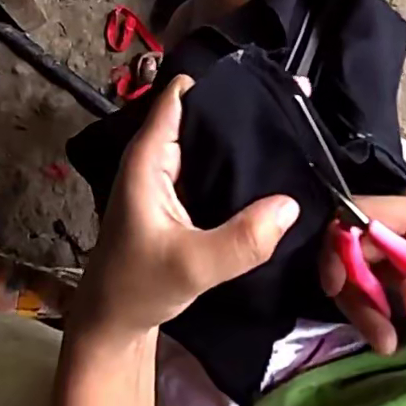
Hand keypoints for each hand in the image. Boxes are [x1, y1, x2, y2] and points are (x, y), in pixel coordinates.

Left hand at [73, 75, 301, 339]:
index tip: (263, 82)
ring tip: (288, 133)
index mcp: (148, 157)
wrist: (114, 323)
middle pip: (197, 114)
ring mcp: (168, 176)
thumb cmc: (139, 287)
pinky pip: (209, 166)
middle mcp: (156, 157)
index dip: (216, 83)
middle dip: (237, 110)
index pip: (179, 96)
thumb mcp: (193, 266)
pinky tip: (267, 169)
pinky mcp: (179, 196)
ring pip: (205, 141)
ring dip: (238, 139)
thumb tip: (291, 205)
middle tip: (290, 108)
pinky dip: (233, 164)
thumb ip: (241, 240)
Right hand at [319, 190, 405, 360]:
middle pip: (351, 237)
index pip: (361, 211)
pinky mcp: (400, 259)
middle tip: (376, 332)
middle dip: (352, 285)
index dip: (340, 244)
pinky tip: (387, 331)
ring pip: (352, 258)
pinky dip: (366, 304)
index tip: (339, 289)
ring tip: (385, 340)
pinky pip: (364, 274)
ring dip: (359, 301)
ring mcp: (405, 237)